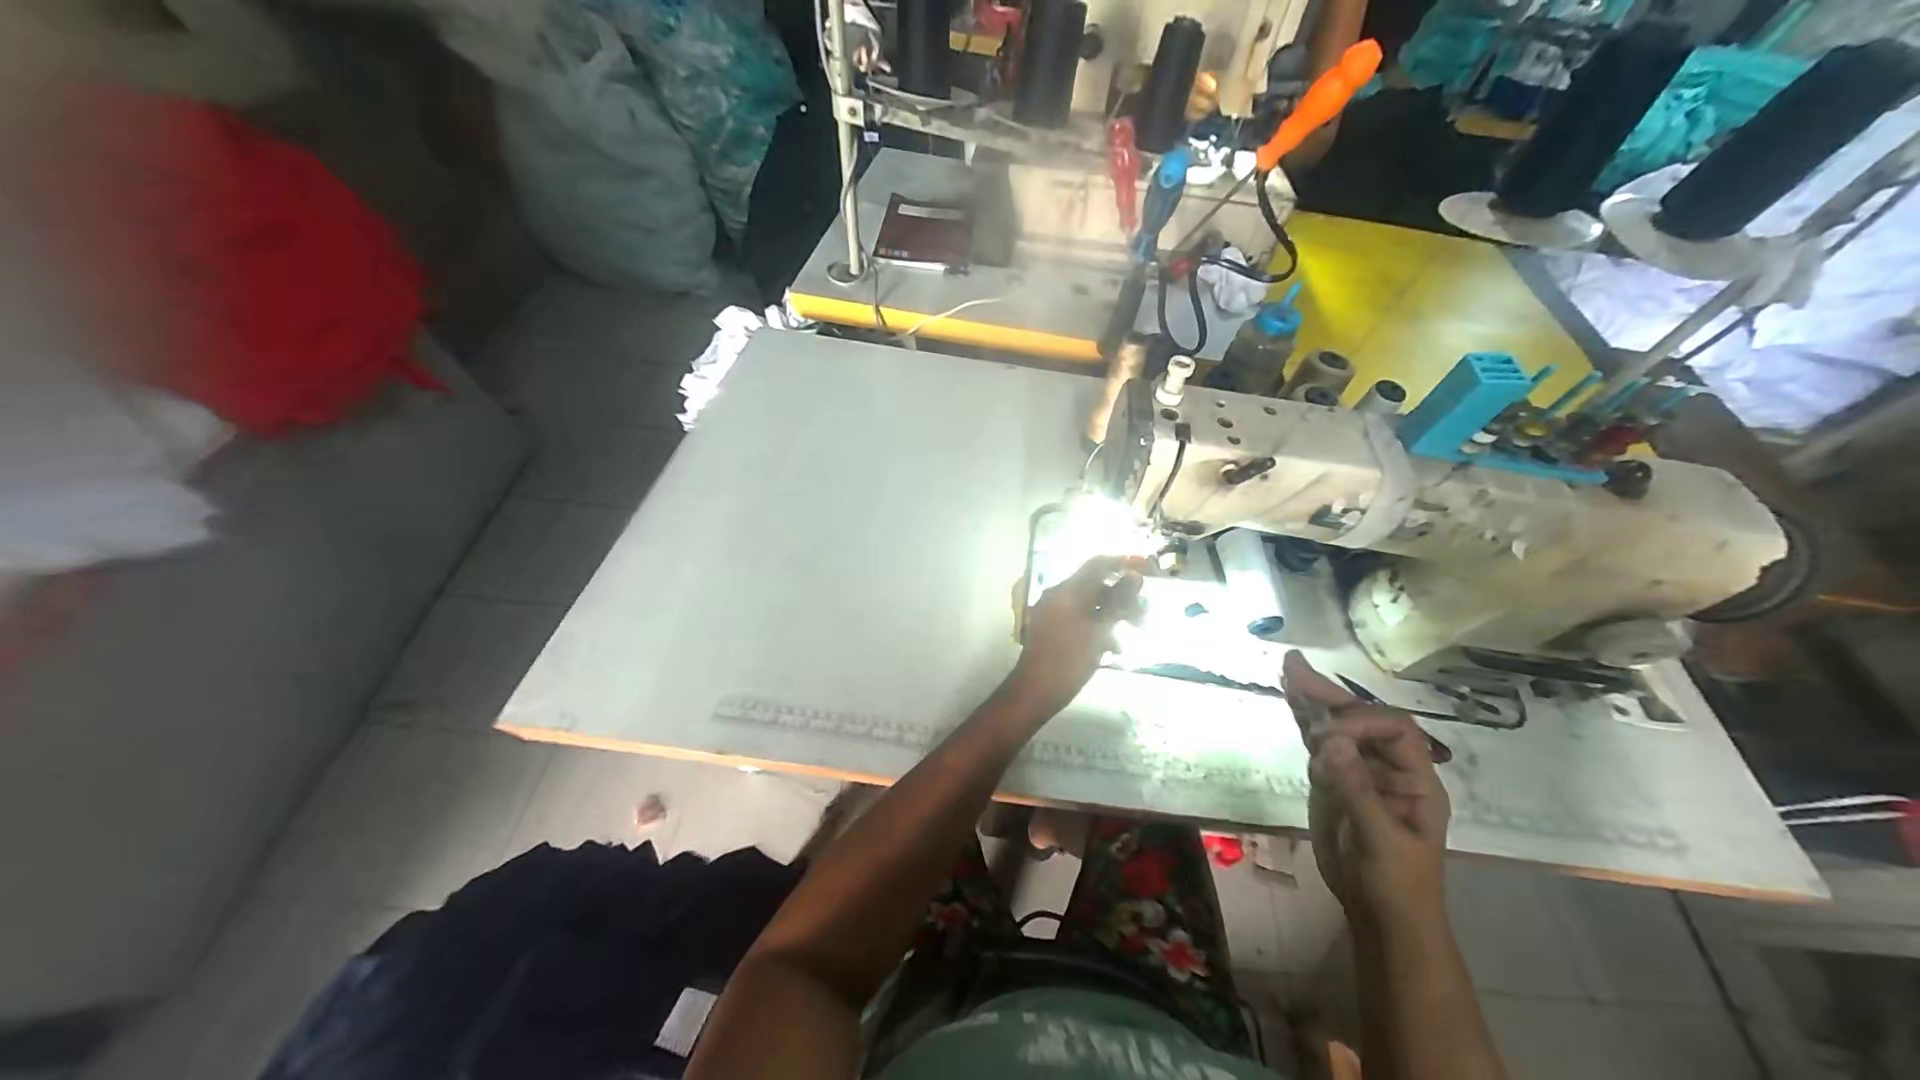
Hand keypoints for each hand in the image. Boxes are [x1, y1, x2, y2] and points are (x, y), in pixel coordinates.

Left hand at [1005, 555, 1144, 716]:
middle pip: (1096, 585)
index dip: (1125, 563)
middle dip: (1123, 595)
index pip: (1098, 564)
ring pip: (1091, 604)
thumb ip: (1118, 601)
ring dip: (1114, 613)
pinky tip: (1114, 648)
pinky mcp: (1054, 631)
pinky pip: (1081, 620)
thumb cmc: (1068, 659)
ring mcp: (1054, 614)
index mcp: (1066, 591)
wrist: (1035, 692)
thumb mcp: (1099, 630)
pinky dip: (1100, 627)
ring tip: (1133, 630)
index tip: (1148, 570)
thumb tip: (1134, 576)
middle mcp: (1058, 596)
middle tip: (1143, 613)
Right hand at [1282, 651, 1449, 930]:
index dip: (1360, 723)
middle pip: (1360, 719)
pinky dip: (1303, 721)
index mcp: (1415, 779)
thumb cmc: (1397, 883)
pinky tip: (1290, 698)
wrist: (1382, 917)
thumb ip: (1356, 788)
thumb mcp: (1381, 841)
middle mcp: (1388, 767)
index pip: (1393, 729)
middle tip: (1294, 666)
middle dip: (1329, 695)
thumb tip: (1329, 741)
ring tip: (1288, 669)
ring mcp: (1358, 773)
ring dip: (1312, 699)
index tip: (1328, 741)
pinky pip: (1318, 745)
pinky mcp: (1333, 782)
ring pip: (1335, 727)